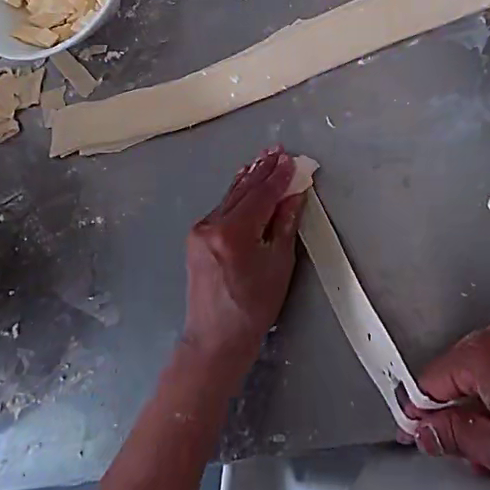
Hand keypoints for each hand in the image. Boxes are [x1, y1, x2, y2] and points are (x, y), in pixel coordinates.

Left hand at [180, 148, 304, 375]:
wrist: (215, 339)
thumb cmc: (254, 307)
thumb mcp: (279, 264)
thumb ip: (285, 224)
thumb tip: (293, 194)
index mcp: (233, 233)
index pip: (261, 195)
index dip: (279, 176)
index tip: (292, 160)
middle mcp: (211, 225)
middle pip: (243, 190)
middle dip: (263, 170)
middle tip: (278, 150)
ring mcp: (200, 230)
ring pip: (231, 197)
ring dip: (249, 178)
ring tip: (264, 159)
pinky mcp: (196, 237)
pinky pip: (222, 208)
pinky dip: (237, 194)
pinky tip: (246, 183)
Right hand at [404, 325, 489, 489]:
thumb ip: (451, 435)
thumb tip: (425, 428)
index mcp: (482, 353)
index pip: (427, 380)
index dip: (420, 414)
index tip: (417, 438)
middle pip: (453, 377)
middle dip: (454, 417)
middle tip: (466, 455)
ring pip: (480, 382)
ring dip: (480, 417)